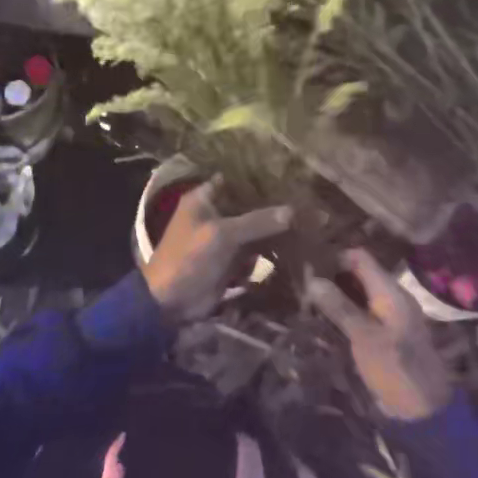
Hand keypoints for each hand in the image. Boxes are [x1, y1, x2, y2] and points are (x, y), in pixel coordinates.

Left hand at [142, 181, 292, 323]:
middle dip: (272, 207)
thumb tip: (293, 211)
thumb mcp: (223, 235)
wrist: (171, 302)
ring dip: (273, 230)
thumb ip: (257, 221)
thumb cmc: (189, 258)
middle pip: (248, 205)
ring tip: (306, 223)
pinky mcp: (231, 259)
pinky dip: (267, 251)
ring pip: (254, 229)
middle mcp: (214, 213)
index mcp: (203, 199)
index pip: (234, 179)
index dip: (257, 177)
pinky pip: (254, 250)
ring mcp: (223, 238)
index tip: (287, 175)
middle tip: (304, 200)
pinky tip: (294, 245)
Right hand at [307, 249, 453, 420]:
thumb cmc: (396, 367)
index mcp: (390, 291)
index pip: (360, 258)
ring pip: (358, 293)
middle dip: (331, 277)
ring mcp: (388, 315)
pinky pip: (361, 311)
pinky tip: (323, 319)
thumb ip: (340, 307)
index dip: (334, 257)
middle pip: (358, 273)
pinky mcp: (383, 332)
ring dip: (335, 295)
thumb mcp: (365, 337)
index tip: (307, 267)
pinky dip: (343, 311)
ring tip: (306, 300)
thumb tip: (313, 280)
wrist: (422, 408)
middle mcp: (390, 297)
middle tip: (301, 285)